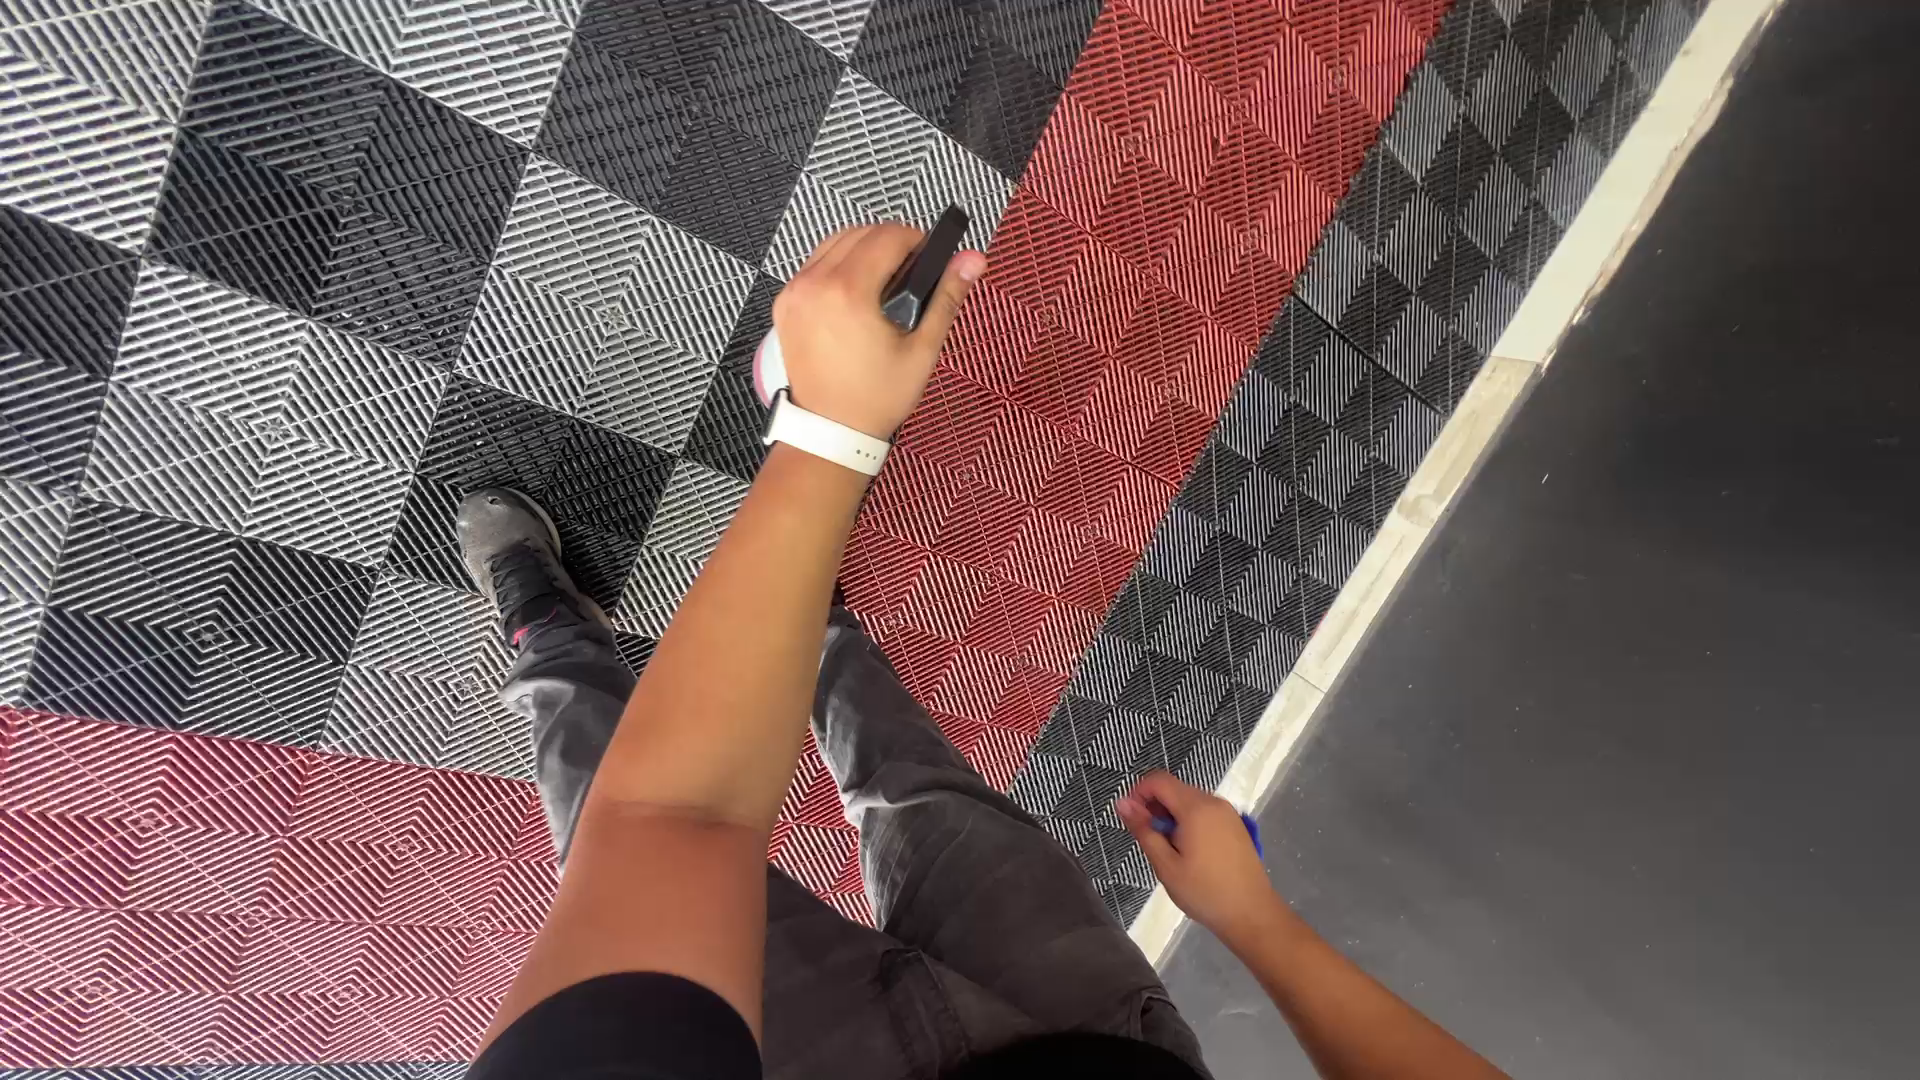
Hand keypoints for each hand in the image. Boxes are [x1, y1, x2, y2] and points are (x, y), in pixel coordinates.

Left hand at [772, 224, 986, 439]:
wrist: (831, 430)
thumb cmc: (876, 398)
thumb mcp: (921, 351)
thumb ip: (946, 298)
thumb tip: (973, 260)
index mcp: (849, 293)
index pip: (887, 235)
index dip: (916, 240)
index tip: (928, 260)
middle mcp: (815, 284)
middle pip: (860, 232)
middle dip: (890, 243)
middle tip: (910, 275)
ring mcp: (795, 292)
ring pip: (834, 243)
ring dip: (863, 250)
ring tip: (884, 284)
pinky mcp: (785, 303)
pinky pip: (814, 265)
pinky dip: (837, 267)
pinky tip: (856, 294)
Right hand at [1116, 771, 1285, 946]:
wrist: (1254, 916)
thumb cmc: (1205, 892)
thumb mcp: (1166, 865)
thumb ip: (1143, 830)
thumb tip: (1122, 803)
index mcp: (1195, 808)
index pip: (1158, 780)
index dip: (1138, 792)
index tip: (1132, 819)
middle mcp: (1213, 802)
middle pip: (1174, 788)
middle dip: (1155, 806)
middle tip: (1150, 840)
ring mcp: (1228, 813)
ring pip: (1189, 800)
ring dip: (1171, 815)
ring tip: (1170, 849)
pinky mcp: (1236, 825)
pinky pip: (1204, 811)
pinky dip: (1189, 821)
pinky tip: (1190, 851)